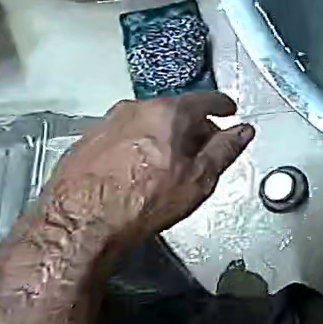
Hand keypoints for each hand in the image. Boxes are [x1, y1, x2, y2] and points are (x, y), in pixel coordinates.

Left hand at [23, 93, 254, 259]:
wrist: (79, 224)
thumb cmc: (142, 202)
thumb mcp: (198, 180)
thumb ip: (224, 150)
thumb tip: (243, 131)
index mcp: (168, 112)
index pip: (205, 100)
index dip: (222, 105)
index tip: (228, 110)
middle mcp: (136, 109)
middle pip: (174, 111)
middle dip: (192, 127)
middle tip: (204, 147)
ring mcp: (107, 123)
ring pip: (146, 123)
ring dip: (162, 137)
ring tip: (170, 165)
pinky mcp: (86, 141)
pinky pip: (123, 137)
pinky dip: (137, 147)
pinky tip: (138, 172)